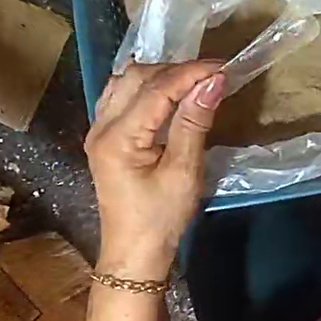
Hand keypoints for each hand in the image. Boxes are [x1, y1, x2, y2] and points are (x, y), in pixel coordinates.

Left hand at [86, 61, 226, 279]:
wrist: (134, 252)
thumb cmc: (160, 219)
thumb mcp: (183, 173)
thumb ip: (194, 123)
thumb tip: (213, 82)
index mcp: (118, 137)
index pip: (156, 89)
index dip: (190, 73)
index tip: (223, 67)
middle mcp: (101, 126)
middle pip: (136, 77)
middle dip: (175, 70)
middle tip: (210, 77)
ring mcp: (97, 130)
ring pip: (124, 82)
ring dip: (158, 76)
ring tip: (190, 83)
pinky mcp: (103, 138)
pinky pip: (118, 97)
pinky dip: (143, 88)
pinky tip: (164, 94)